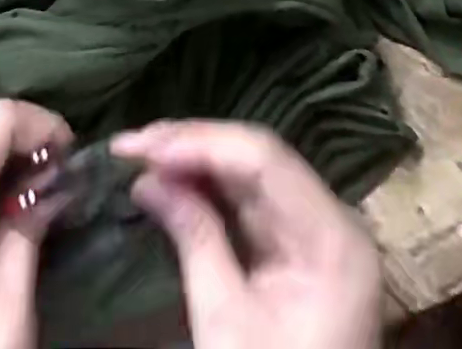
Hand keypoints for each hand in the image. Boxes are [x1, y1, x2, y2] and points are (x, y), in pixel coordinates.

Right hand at [112, 121, 381, 348]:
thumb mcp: (226, 319)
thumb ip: (193, 235)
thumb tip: (146, 178)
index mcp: (331, 236)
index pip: (262, 159)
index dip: (198, 142)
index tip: (142, 148)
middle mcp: (330, 217)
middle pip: (255, 155)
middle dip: (189, 143)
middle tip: (131, 145)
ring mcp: (314, 226)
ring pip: (247, 167)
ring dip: (191, 156)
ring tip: (139, 153)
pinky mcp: (294, 240)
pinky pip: (246, 193)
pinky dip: (204, 181)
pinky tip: (168, 173)